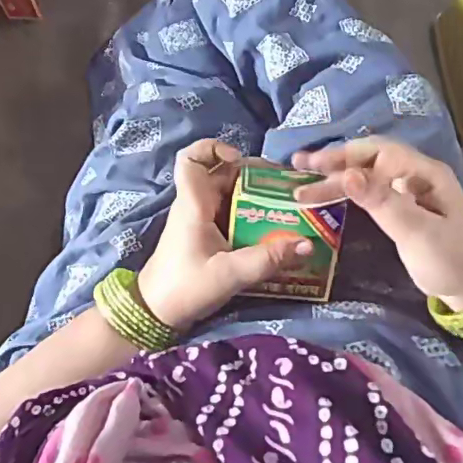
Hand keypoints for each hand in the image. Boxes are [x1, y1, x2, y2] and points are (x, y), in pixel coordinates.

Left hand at [137, 139, 312, 329]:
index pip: (190, 158)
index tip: (239, 159)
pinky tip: (274, 229)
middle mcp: (196, 205)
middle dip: (254, 175)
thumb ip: (267, 259)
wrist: (154, 314)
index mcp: (193, 204)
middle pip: (223, 173)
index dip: (213, 148)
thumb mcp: (228, 275)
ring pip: (230, 195)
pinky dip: (252, 216)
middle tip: (286, 186)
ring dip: (257, 197)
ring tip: (288, 205)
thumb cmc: (184, 287)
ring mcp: (200, 220)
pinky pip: (231, 215)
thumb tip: (307, 243)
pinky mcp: (206, 236)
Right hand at [291, 138, 462, 308]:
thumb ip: (382, 203)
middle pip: (370, 157)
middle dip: (333, 160)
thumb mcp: (417, 233)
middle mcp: (416, 174)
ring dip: (336, 172)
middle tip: (298, 165)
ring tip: (303, 175)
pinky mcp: (401, 205)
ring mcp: (409, 189)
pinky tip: (328, 189)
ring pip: (367, 171)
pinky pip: (370, 187)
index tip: (312, 170)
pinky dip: (346, 186)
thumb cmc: (449, 261)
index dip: (343, 159)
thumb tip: (347, 174)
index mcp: (425, 173)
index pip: (378, 154)